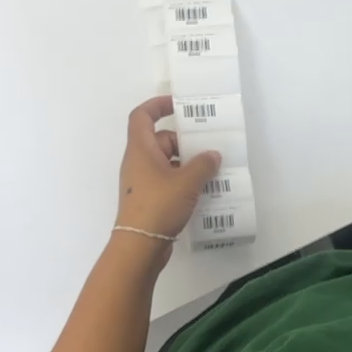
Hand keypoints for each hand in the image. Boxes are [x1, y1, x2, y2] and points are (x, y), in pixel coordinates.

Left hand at [117, 96, 221, 239]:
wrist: (140, 246)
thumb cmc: (159, 206)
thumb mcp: (187, 182)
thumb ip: (203, 165)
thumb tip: (212, 155)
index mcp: (140, 149)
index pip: (142, 116)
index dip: (158, 105)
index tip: (178, 105)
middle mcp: (138, 163)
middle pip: (160, 140)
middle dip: (184, 142)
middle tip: (207, 147)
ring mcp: (142, 183)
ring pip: (166, 164)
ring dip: (187, 164)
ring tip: (211, 170)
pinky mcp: (149, 201)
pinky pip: (167, 183)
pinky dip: (183, 183)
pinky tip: (202, 191)